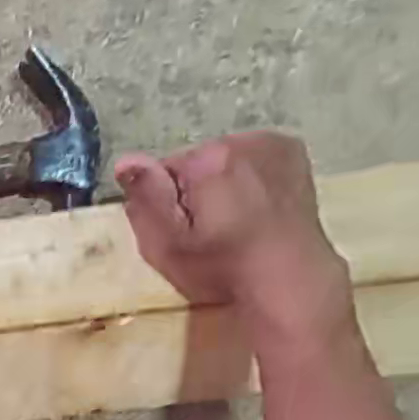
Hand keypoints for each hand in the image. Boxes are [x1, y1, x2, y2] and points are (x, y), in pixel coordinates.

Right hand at [115, 132, 353, 347]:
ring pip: (225, 160)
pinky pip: (253, 158)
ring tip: (234, 222)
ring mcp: (272, 143)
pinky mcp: (293, 152)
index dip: (165, 203)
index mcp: (207, 160)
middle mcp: (241, 140)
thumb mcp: (169, 247)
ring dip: (222, 184)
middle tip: (208, 232)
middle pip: (196, 163)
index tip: (181, 232)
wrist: (290, 280)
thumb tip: (125, 161)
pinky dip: (249, 177)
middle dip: (195, 191)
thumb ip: (146, 200)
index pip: (162, 171)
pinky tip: (255, 208)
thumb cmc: (223, 269)